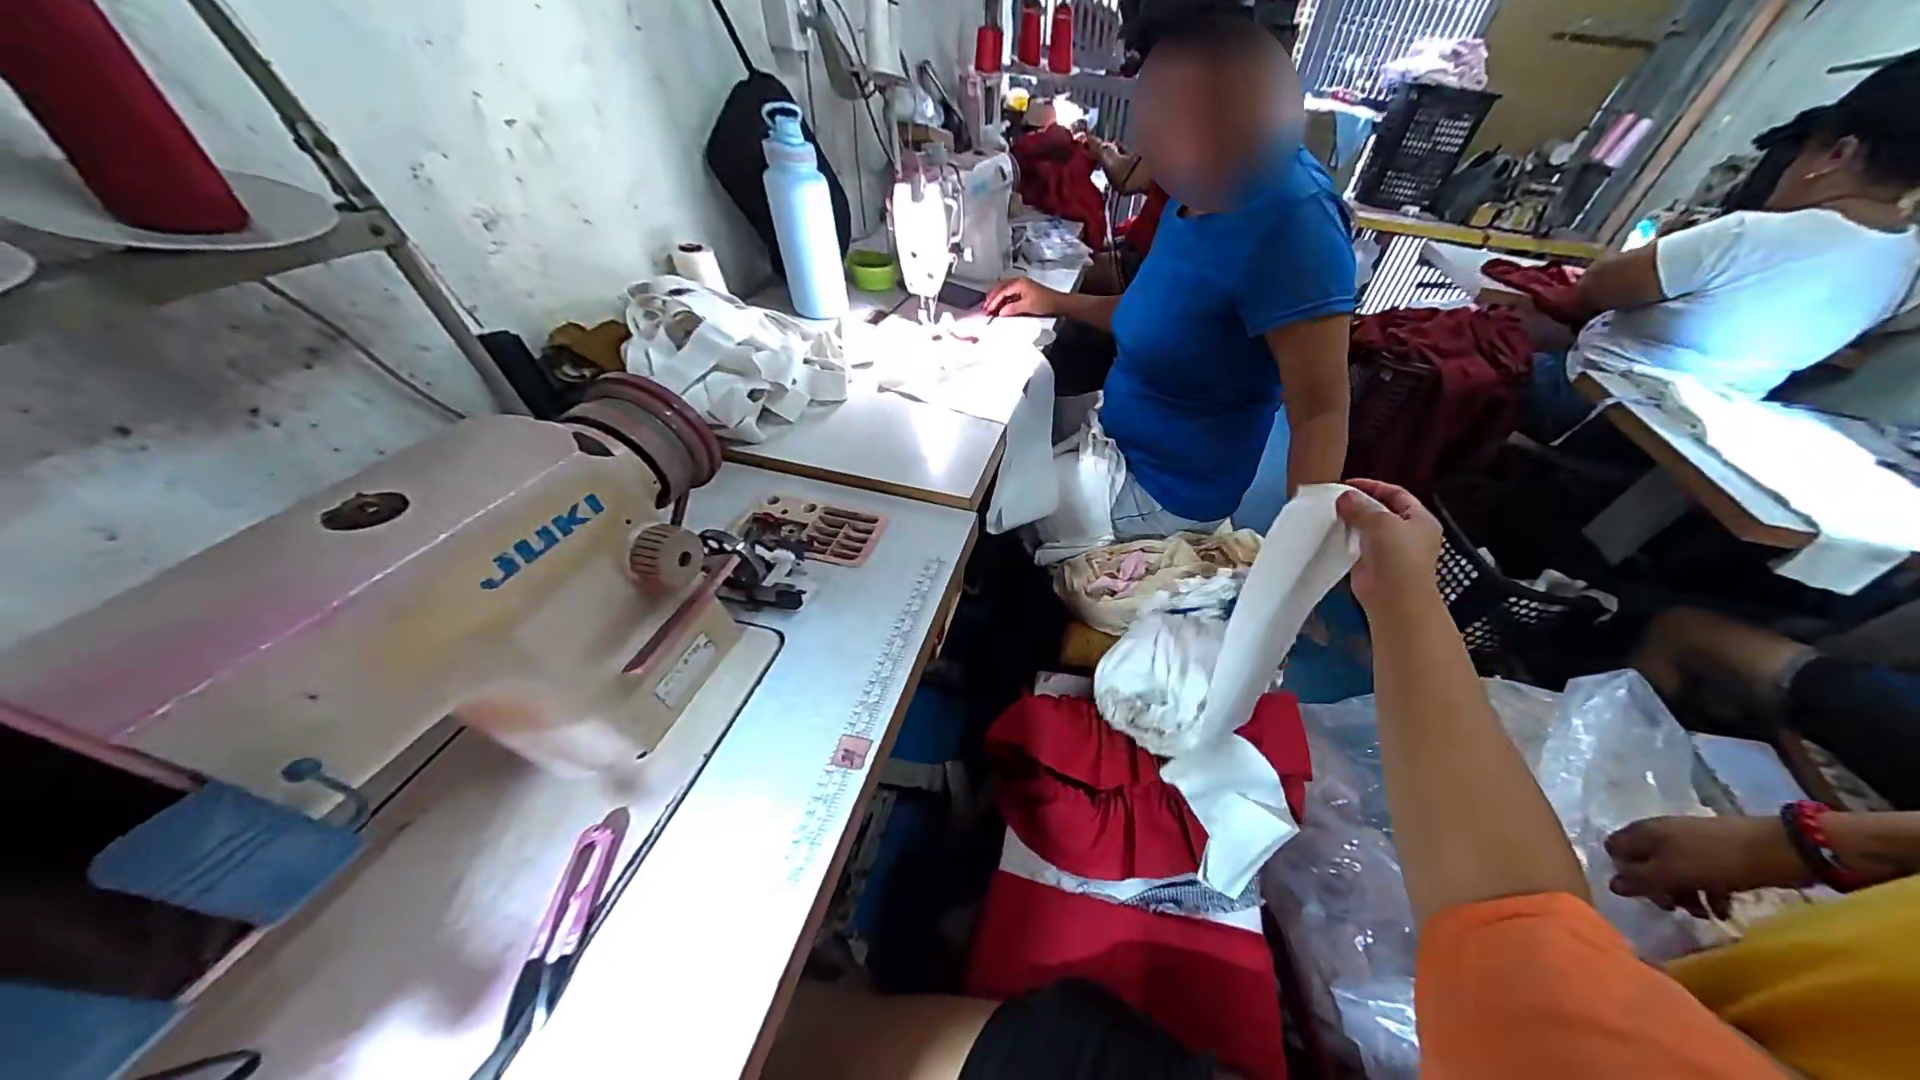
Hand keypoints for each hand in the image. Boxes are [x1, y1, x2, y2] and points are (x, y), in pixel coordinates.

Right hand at [985, 276, 1065, 317]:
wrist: (1057, 303)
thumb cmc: (1044, 303)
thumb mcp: (1027, 307)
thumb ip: (1012, 309)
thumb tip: (1000, 313)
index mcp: (1018, 283)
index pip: (1002, 292)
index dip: (993, 301)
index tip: (987, 311)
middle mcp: (1018, 281)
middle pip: (1000, 288)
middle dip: (992, 298)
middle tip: (984, 309)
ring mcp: (1020, 285)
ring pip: (1004, 290)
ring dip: (996, 299)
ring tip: (989, 308)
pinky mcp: (1023, 290)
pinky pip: (1009, 293)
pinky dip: (1003, 300)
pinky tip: (999, 307)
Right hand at [1335, 480, 1443, 612]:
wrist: (1393, 596)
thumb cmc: (1397, 555)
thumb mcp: (1382, 522)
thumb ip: (1361, 507)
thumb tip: (1344, 497)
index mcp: (1420, 520)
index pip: (1397, 494)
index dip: (1374, 486)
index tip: (1348, 484)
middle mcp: (1407, 533)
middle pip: (1381, 510)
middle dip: (1359, 503)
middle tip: (1335, 498)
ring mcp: (1389, 549)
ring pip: (1367, 527)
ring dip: (1350, 520)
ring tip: (1329, 513)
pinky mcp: (1371, 562)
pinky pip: (1356, 544)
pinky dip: (1345, 538)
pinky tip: (1330, 532)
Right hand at [1605, 815, 1809, 919]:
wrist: (1777, 848)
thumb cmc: (1715, 859)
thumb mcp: (1673, 872)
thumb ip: (1641, 879)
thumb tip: (1613, 886)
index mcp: (1642, 833)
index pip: (1615, 850)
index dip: (1624, 871)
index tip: (1644, 892)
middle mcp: (1659, 834)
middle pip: (1645, 863)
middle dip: (1658, 888)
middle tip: (1677, 907)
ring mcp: (1687, 842)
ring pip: (1673, 871)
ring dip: (1685, 894)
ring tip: (1706, 913)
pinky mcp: (1713, 852)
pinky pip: (1699, 873)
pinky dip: (1706, 892)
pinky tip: (1723, 908)